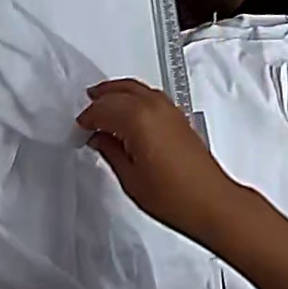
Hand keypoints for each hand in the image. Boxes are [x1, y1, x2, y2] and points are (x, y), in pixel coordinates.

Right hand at [78, 79, 246, 241]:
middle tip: (87, 109)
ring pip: (137, 88)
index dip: (88, 117)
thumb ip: (110, 150)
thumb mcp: (129, 177)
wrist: (208, 200)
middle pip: (121, 90)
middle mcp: (155, 106)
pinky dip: (134, 96)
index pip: (104, 108)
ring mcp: (169, 108)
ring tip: (103, 104)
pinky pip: (150, 94)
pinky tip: (128, 111)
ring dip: (118, 92)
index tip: (80, 127)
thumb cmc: (174, 194)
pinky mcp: (178, 114)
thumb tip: (99, 137)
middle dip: (101, 97)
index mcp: (138, 118)